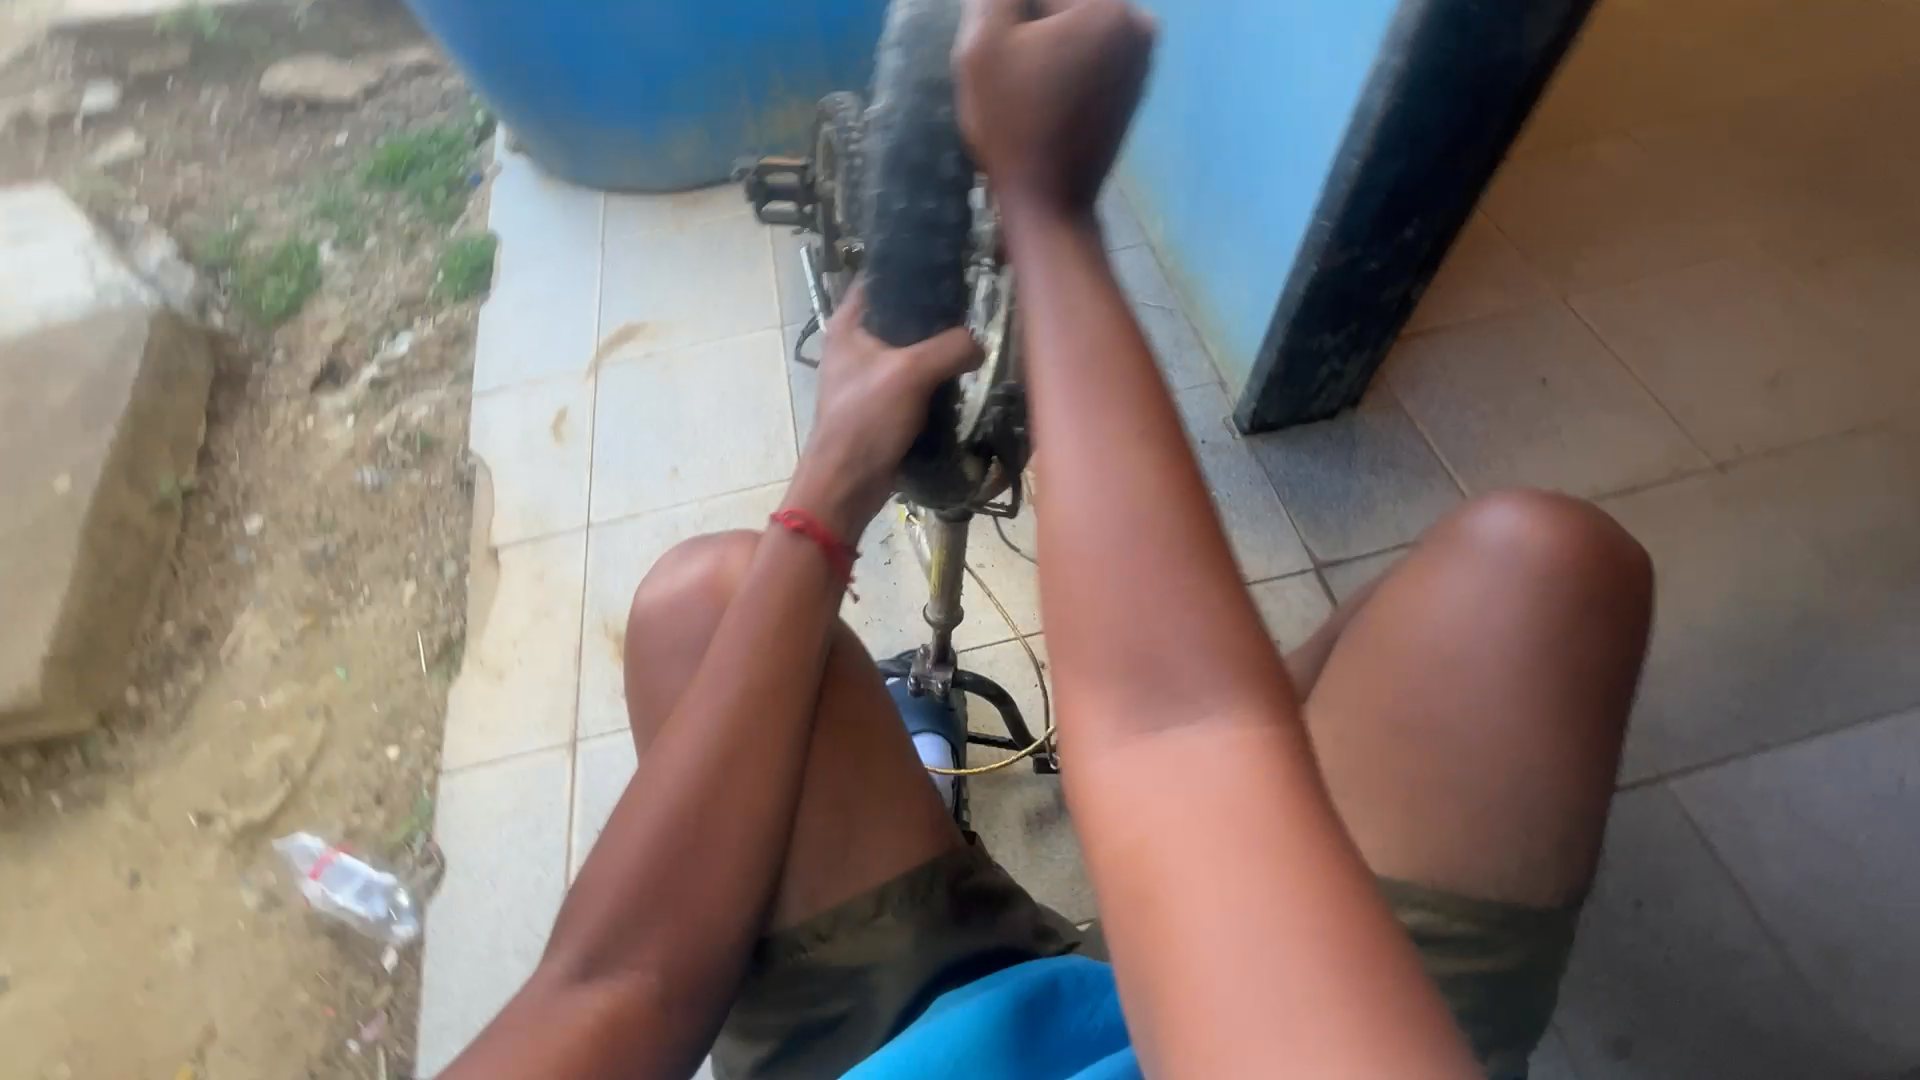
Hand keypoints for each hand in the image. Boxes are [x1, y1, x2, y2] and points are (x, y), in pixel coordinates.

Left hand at [783, 284, 981, 540]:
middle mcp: (855, 343)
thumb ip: (951, 347)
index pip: (881, 278)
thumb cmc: (866, 420)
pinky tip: (960, 382)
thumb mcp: (912, 372)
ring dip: (939, 352)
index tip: (952, 272)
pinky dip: (935, 381)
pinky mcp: (882, 404)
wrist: (847, 483)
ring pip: (911, 351)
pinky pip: (915, 382)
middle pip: (902, 316)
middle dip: (936, 317)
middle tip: (974, 313)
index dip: (914, 272)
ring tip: (972, 347)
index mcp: (848, 323)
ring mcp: (868, 375)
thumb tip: (980, 346)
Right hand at [954, 0, 1155, 215]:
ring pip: (1076, 30)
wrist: (1048, 204)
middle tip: (1010, 74)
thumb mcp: (984, 46)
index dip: (1009, 16)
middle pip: (1063, 4)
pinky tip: (1045, 101)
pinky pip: (1090, 60)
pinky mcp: (1132, 92)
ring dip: (1045, 48)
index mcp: (1108, 8)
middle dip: (1031, 27)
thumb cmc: (1012, 128)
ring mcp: (1141, 63)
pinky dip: (1064, 69)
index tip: (1004, 58)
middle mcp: (1138, 26)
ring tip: (1025, 91)